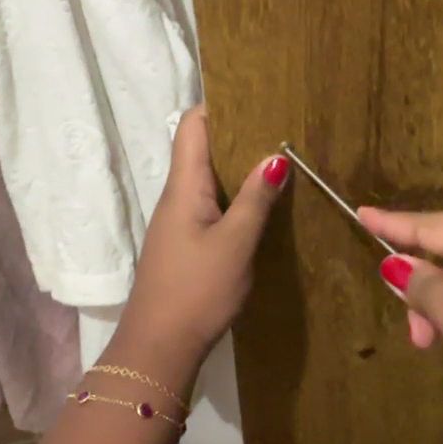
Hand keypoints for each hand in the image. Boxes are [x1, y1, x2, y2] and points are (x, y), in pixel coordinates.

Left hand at [123, 107, 287, 360]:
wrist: (160, 346)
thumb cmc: (197, 289)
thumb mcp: (235, 243)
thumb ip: (256, 200)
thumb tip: (275, 156)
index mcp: (184, 187)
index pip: (192, 126)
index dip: (219, 105)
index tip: (256, 96)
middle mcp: (177, 197)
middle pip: (203, 149)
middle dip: (238, 134)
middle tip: (282, 127)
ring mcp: (180, 222)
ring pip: (210, 179)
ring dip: (240, 167)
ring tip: (280, 159)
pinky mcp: (187, 245)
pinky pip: (212, 205)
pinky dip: (236, 196)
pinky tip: (263, 204)